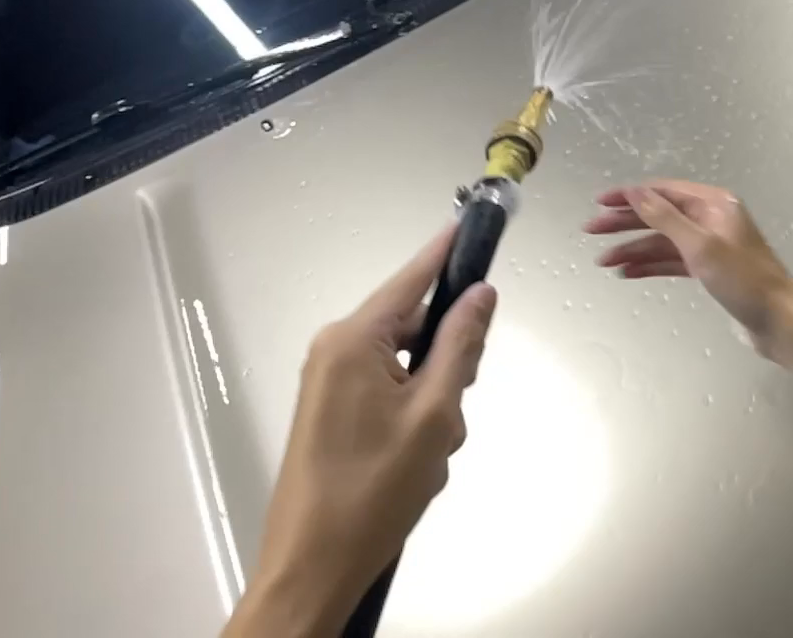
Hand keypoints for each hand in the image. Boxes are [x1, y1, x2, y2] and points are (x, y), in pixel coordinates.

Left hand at [226, 228, 495, 637]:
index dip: (446, 250)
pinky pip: (388, 388)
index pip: (412, 277)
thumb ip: (461, 345)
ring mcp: (330, 381)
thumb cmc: (375, 488)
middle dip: (448, 358)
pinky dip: (414, 412)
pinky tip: (419, 457)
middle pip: (414, 326)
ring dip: (434, 397)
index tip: (472, 221)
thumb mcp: (434, 414)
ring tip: (435, 447)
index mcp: (355, 340)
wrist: (311, 571)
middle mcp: (336, 349)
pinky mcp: (332, 409)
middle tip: (459, 405)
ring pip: (406, 363)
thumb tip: (482, 293)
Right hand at [584, 179, 792, 360]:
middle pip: (659, 215)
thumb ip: (665, 217)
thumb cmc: (743, 280)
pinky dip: (650, 265)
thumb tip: (635, 191)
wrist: (778, 321)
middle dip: (624, 222)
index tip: (599, 202)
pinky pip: (671, 261)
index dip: (629, 195)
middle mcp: (711, 219)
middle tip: (591, 231)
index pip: (663, 191)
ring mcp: (710, 244)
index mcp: (714, 204)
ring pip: (662, 241)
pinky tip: (627, 273)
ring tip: (603, 262)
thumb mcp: (701, 246)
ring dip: (633, 248)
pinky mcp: (709, 269)